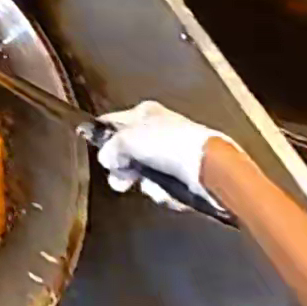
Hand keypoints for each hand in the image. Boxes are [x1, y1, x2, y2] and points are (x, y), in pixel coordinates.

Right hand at [95, 100, 235, 212]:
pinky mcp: (189, 176)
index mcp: (145, 111)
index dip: (101, 135)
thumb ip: (110, 147)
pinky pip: (165, 185)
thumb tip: (105, 158)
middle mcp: (159, 129)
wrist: (212, 169)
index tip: (94, 150)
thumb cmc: (166, 144)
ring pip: (146, 171)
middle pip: (129, 150)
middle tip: (119, 181)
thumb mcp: (128, 139)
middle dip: (123, 168)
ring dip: (144, 182)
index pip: (114, 121)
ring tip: (150, 188)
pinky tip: (167, 193)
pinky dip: (164, 191)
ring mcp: (174, 153)